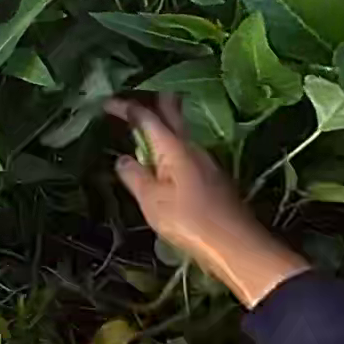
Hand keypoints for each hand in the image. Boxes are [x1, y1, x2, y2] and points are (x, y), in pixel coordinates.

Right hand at [105, 94, 306, 307]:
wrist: (237, 247)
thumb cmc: (189, 221)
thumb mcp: (151, 200)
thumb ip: (133, 175)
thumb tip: (121, 158)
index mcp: (174, 148)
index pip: (147, 118)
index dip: (125, 107)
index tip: (105, 103)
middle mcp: (192, 148)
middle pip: (173, 114)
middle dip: (153, 101)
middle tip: (134, 97)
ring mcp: (205, 162)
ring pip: (180, 132)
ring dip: (162, 123)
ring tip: (141, 126)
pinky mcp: (211, 177)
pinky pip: (184, 149)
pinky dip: (168, 144)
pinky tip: (161, 157)